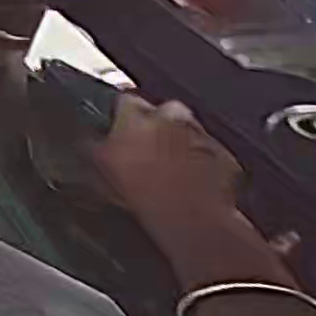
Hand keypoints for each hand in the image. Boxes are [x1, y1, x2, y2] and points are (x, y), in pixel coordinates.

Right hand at [92, 96, 241, 230]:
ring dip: (178, 139)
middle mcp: (172, 118)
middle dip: (156, 121)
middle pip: (164, 109)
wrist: (187, 216)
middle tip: (144, 141)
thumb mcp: (98, 166)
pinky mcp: (226, 158)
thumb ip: (94, 145)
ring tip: (166, 163)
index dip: (119, 110)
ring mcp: (202, 136)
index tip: (115, 121)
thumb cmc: (136, 187)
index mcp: (136, 117)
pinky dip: (201, 159)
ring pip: (188, 129)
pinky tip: (188, 177)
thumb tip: (89, 139)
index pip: (125, 99)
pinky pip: (209, 151)